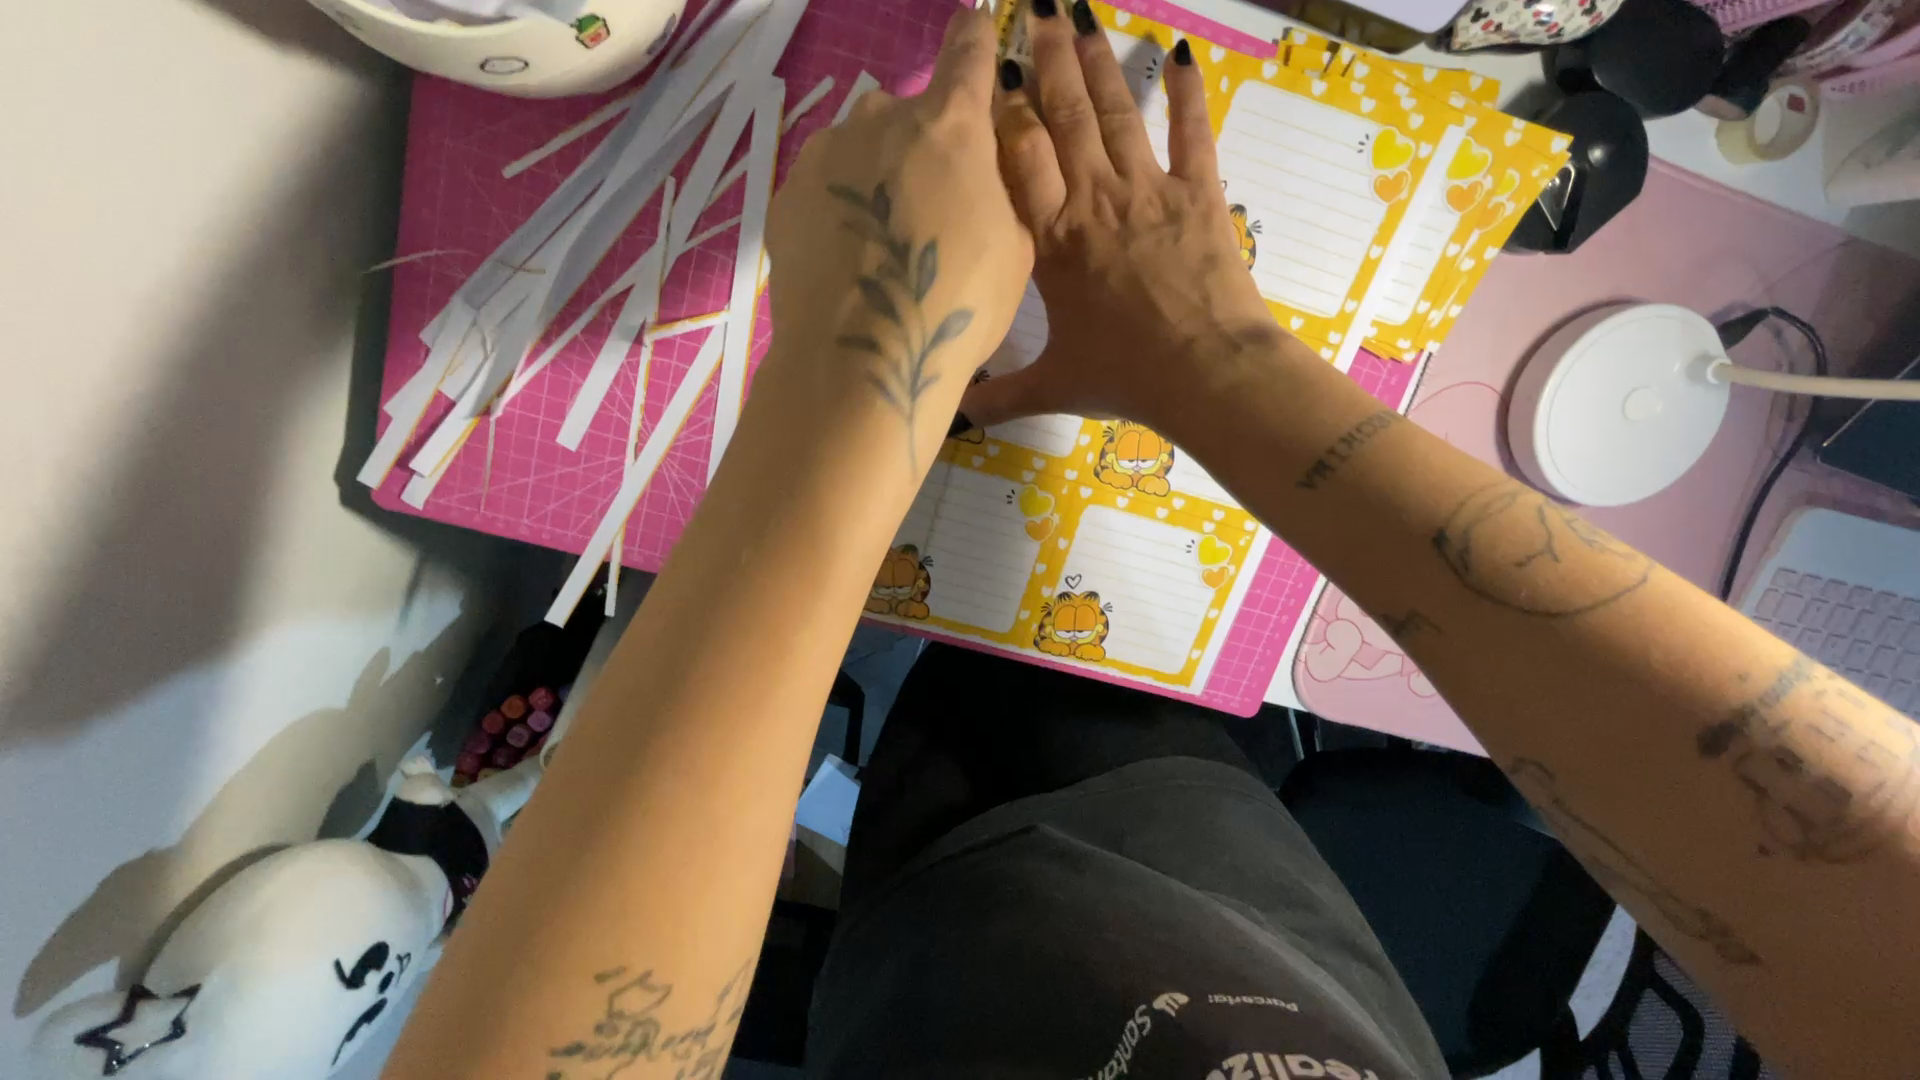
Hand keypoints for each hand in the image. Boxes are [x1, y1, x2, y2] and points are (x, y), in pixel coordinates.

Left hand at [764, 6, 1032, 448]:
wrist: (862, 358)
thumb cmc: (957, 306)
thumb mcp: (1015, 249)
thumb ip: (1001, 189)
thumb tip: (982, 165)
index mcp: (951, 124)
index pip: (967, 49)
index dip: (975, 40)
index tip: (974, 34)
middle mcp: (883, 119)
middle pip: (909, 110)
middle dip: (923, 144)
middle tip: (928, 208)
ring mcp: (826, 153)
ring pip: (859, 145)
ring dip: (875, 172)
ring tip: (879, 240)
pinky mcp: (787, 193)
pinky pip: (823, 182)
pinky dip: (837, 204)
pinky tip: (845, 254)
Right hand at [961, 3, 1297, 438]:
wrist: (1207, 374)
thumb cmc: (1125, 377)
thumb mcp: (1054, 386)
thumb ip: (1000, 398)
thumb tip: (951, 419)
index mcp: (1053, 244)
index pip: (1018, 161)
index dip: (1003, 114)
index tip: (989, 76)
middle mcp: (1094, 202)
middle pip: (1064, 119)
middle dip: (1047, 62)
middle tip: (1033, 12)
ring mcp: (1149, 192)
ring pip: (1116, 114)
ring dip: (1098, 65)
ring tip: (1080, 18)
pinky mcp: (1200, 194)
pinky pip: (1192, 132)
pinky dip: (1187, 93)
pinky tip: (1178, 54)